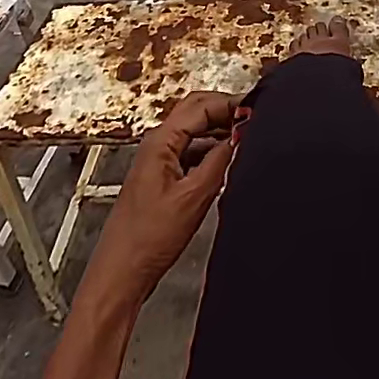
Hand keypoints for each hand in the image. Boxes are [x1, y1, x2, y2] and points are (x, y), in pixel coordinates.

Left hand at [77, 91, 236, 307]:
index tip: (255, 109)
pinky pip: (192, 149)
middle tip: (253, 116)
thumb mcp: (195, 196)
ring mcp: (158, 160)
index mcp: (159, 142)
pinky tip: (227, 159)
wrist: (122, 274)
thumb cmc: (147, 240)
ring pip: (194, 129)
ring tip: (245, 136)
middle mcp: (156, 145)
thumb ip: (220, 159)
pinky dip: (212, 147)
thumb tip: (240, 134)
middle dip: (225, 109)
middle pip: (195, 110)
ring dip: (219, 128)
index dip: (230, 104)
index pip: (201, 106)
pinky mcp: (163, 176)